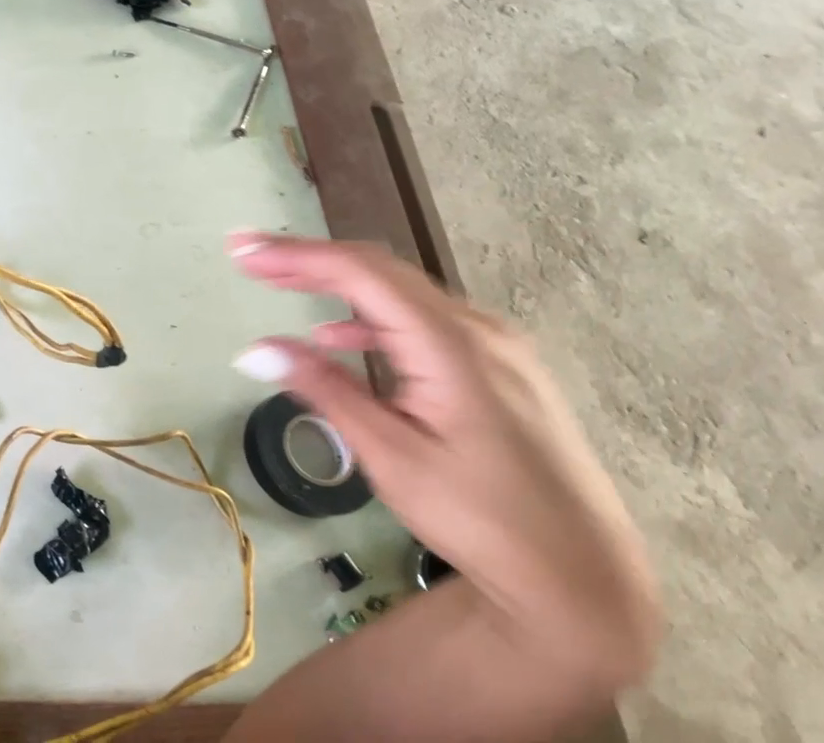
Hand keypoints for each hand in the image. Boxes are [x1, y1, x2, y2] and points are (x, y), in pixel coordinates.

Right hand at [228, 233, 660, 686]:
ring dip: (338, 285)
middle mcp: (478, 330)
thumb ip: (325, 391)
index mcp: (451, 345)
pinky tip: (338, 336)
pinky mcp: (499, 369)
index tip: (241, 249)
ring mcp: (496, 348)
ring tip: (280, 282)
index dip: (296, 254)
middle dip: (309, 260)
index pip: (362, 274)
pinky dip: (372, 318)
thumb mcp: (391, 456)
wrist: (582, 573)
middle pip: (382, 273)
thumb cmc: (480, 517)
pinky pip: (424, 322)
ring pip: (403, 295)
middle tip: (248, 256)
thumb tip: (255, 349)